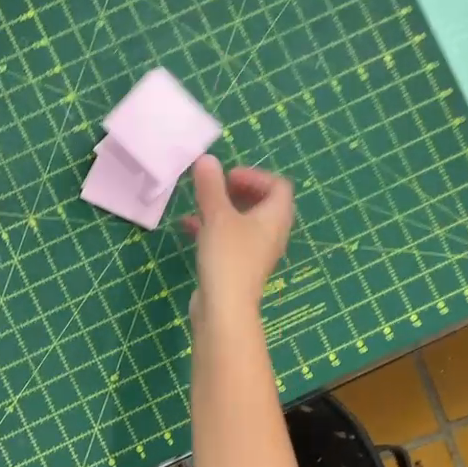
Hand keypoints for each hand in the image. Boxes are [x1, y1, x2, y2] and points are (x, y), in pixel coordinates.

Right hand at [179, 154, 294, 321]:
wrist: (224, 307)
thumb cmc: (228, 257)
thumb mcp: (217, 217)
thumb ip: (210, 187)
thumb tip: (206, 160)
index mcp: (276, 216)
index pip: (278, 185)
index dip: (255, 175)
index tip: (228, 176)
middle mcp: (272, 233)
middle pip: (262, 203)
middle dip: (238, 191)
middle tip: (215, 187)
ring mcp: (256, 252)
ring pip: (243, 222)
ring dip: (223, 210)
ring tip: (200, 205)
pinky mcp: (239, 266)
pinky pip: (230, 239)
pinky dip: (214, 229)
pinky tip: (190, 228)